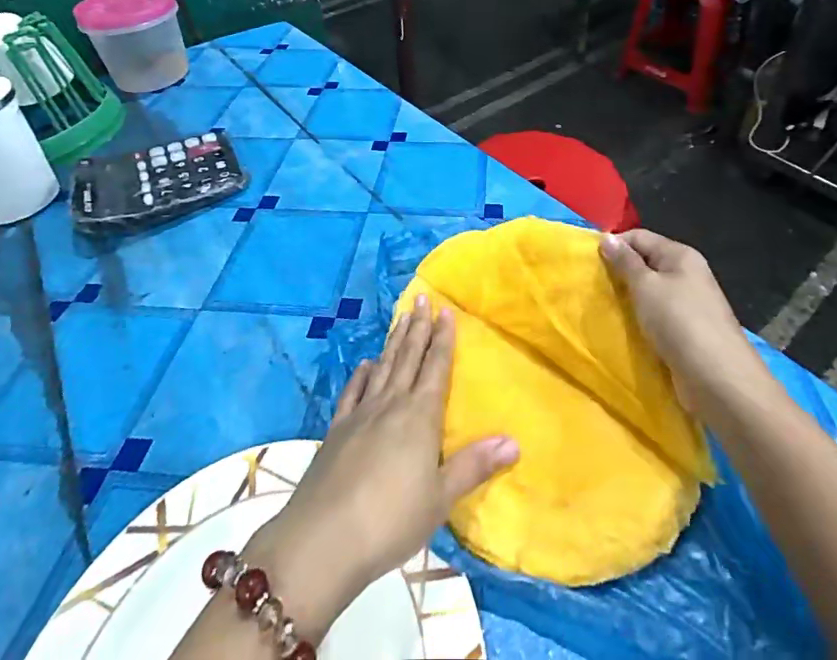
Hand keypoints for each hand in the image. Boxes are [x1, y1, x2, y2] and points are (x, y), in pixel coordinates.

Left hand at [242, 297, 518, 639]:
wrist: (323, 538)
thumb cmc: (392, 520)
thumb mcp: (440, 497)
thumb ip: (474, 465)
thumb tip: (514, 440)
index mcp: (420, 417)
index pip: (435, 368)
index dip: (442, 339)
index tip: (445, 311)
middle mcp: (390, 406)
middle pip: (407, 359)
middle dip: (417, 328)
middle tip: (421, 299)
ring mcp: (359, 415)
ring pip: (382, 368)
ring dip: (393, 342)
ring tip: (400, 319)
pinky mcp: (336, 430)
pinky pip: (352, 392)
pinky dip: (361, 374)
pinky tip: (365, 365)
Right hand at [599, 229, 768, 402]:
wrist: (717, 377)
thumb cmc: (678, 321)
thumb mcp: (645, 286)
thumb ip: (625, 262)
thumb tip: (607, 238)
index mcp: (681, 255)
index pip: (640, 237)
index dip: (614, 244)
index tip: (587, 260)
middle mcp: (687, 274)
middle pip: (646, 263)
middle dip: (620, 273)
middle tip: (591, 284)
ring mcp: (689, 303)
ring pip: (650, 292)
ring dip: (628, 298)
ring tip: (603, 306)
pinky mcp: (687, 331)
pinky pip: (656, 316)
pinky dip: (640, 319)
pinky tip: (623, 326)